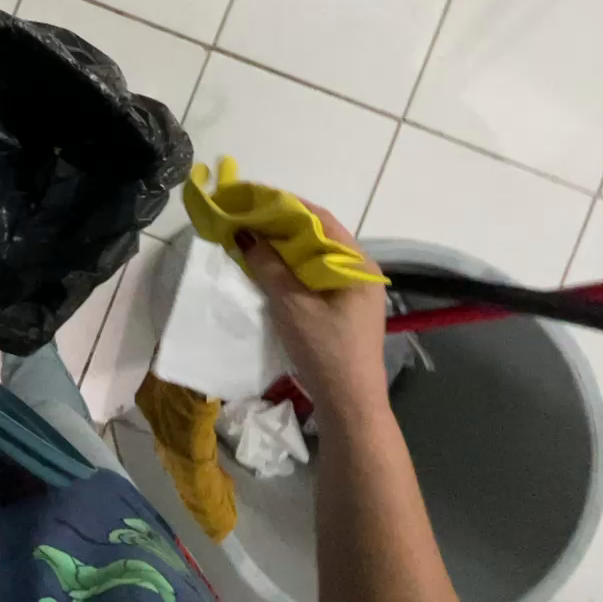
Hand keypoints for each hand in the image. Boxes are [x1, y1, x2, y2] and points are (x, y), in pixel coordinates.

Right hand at [238, 204, 388, 423]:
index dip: (284, 204)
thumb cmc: (325, 351)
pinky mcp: (341, 306)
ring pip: (312, 253)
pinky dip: (288, 263)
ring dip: (281, 243)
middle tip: (244, 214)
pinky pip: (312, 271)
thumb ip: (268, 265)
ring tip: (249, 234)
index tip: (251, 197)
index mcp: (357, 265)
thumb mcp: (291, 304)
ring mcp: (351, 289)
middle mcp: (358, 271)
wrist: (349, 405)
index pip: (319, 219)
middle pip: (317, 234)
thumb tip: (244, 232)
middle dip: (279, 222)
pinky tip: (265, 264)